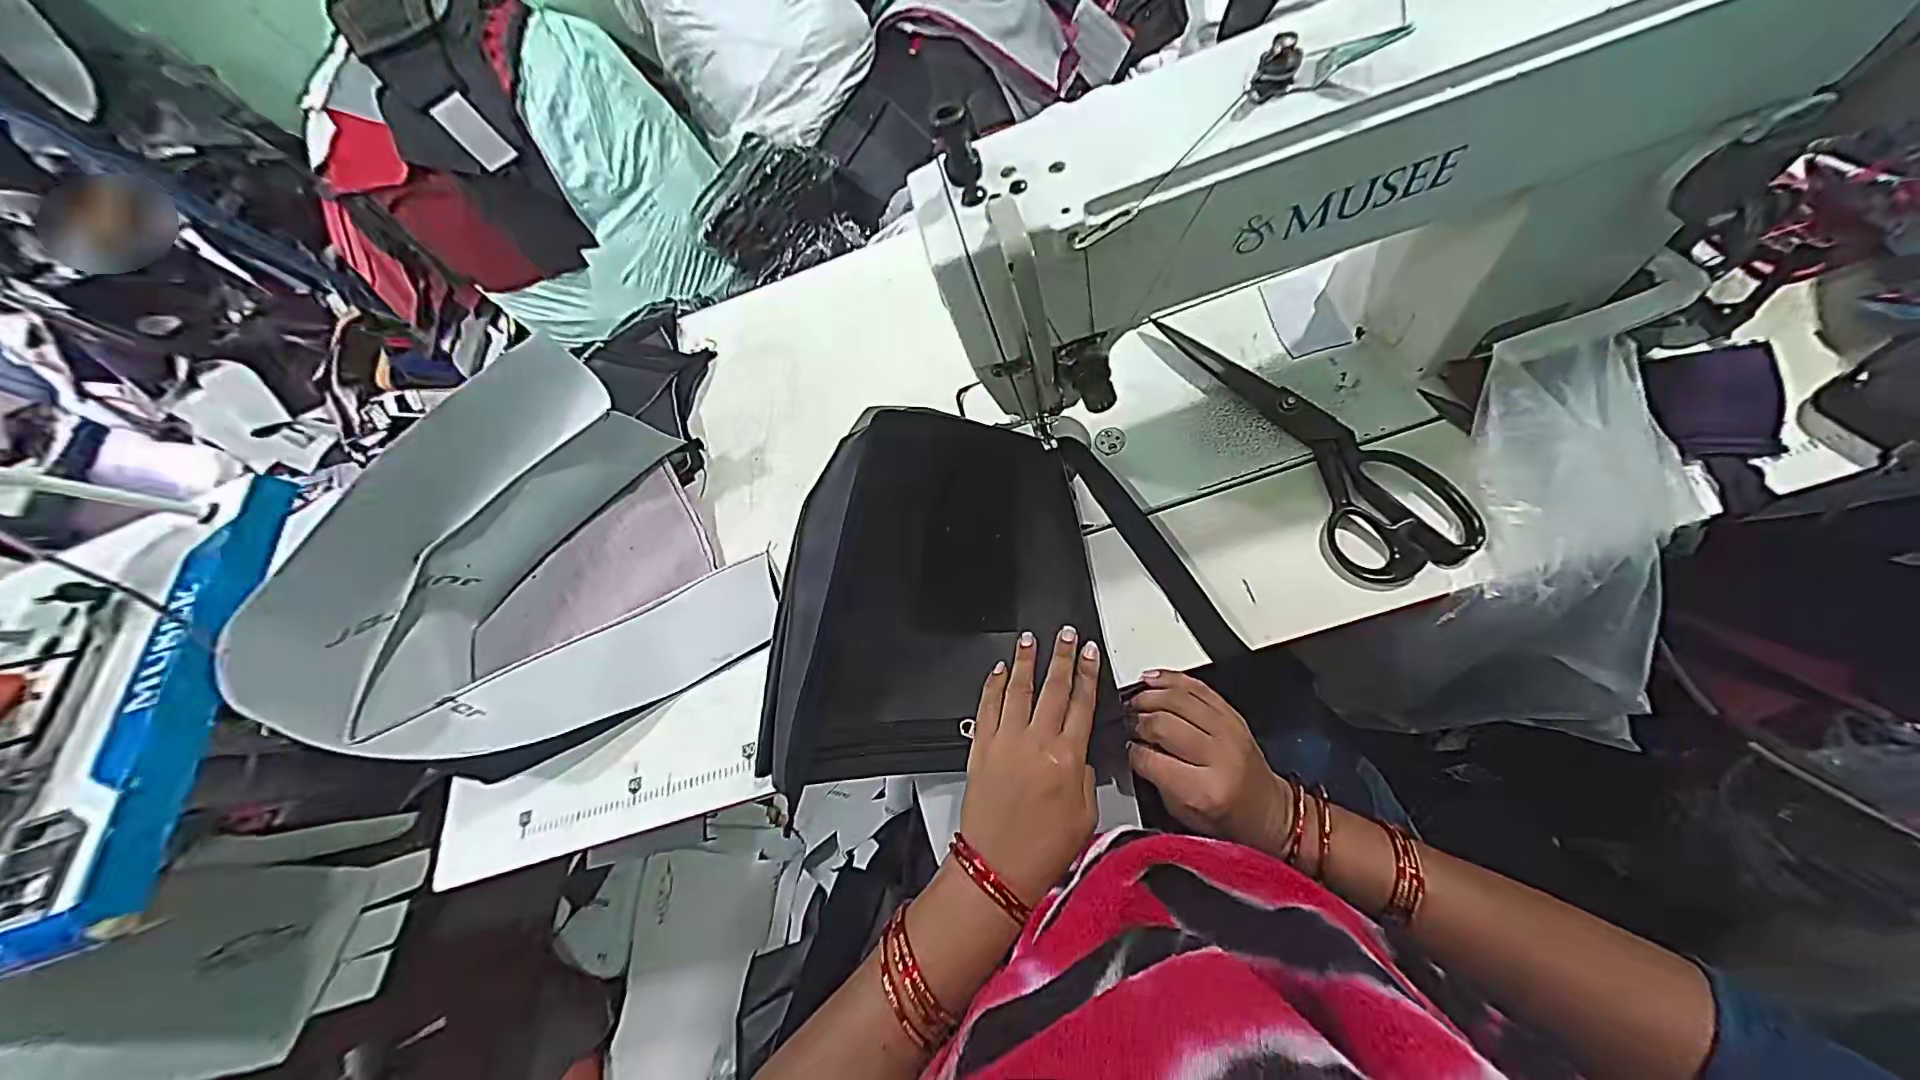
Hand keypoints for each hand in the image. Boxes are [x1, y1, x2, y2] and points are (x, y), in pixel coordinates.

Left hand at [958, 626, 1100, 905]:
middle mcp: (1036, 743)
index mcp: (1067, 759)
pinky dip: (993, 686)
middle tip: (1066, 634)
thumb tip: (1077, 755)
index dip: (1087, 674)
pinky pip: (987, 707)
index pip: (1081, 703)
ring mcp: (1006, 742)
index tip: (1090, 653)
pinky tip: (999, 671)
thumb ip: (1084, 776)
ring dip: (1026, 661)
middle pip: (1053, 687)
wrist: (997, 869)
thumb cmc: (1041, 851)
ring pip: (1018, 689)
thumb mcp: (1084, 815)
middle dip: (1062, 656)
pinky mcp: (981, 749)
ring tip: (1030, 639)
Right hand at [1126, 669, 1293, 851]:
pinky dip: (1171, 680)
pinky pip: (1197, 687)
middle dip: (1137, 721)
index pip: (1151, 758)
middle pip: (1162, 723)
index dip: (1131, 751)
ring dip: (1149, 696)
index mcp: (1205, 790)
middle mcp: (1219, 756)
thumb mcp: (1184, 813)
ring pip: (1177, 698)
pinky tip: (1153, 681)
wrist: (1270, 812)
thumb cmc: (1230, 819)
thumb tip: (1134, 748)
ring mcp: (1229, 731)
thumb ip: (1157, 780)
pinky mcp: (1233, 716)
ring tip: (1135, 702)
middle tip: (1128, 724)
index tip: (1126, 748)